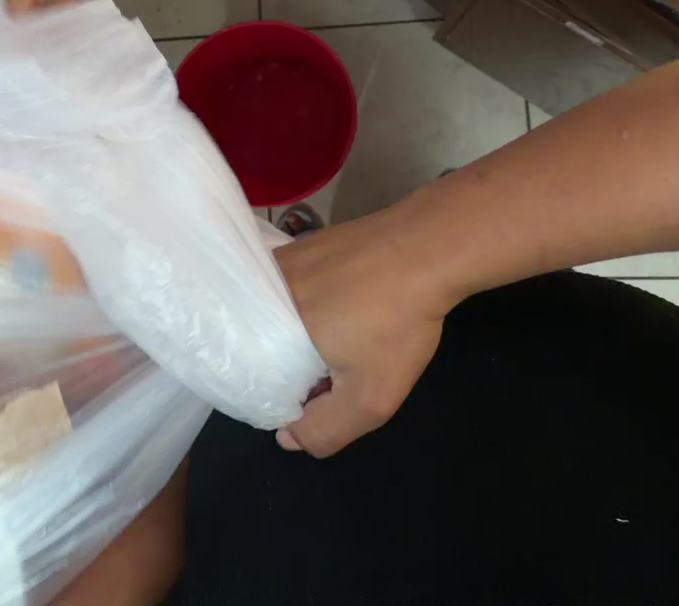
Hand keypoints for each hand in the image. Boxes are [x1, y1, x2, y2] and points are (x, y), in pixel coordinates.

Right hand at [273, 207, 452, 456]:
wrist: (424, 247)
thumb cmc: (394, 323)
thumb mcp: (369, 396)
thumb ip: (325, 428)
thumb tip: (287, 436)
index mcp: (268, 326)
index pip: (253, 374)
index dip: (282, 393)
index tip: (317, 394)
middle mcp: (261, 288)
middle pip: (264, 341)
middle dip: (292, 361)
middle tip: (334, 365)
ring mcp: (280, 259)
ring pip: (276, 311)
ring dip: (299, 329)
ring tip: (340, 333)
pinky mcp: (299, 243)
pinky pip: (288, 284)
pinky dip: (305, 300)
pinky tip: (340, 301)